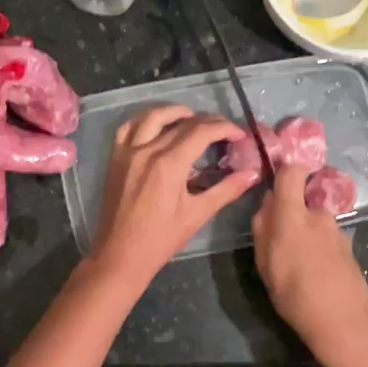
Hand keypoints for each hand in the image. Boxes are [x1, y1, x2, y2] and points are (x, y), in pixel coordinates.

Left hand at [90, 105, 256, 281]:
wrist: (120, 254)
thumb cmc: (161, 239)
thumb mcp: (197, 214)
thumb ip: (226, 190)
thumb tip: (252, 174)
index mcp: (169, 164)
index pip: (202, 132)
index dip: (224, 128)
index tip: (239, 134)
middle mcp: (147, 150)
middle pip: (182, 122)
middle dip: (207, 121)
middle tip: (223, 129)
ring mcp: (127, 152)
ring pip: (152, 116)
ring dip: (175, 112)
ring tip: (192, 118)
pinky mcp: (115, 158)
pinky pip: (128, 127)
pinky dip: (145, 119)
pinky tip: (157, 125)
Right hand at [252, 163, 367, 339]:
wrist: (342, 319)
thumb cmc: (294, 292)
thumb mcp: (264, 262)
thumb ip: (263, 228)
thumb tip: (267, 203)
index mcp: (293, 213)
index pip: (293, 171)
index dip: (286, 170)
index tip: (277, 182)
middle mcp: (318, 215)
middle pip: (302, 202)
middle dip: (290, 215)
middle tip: (279, 243)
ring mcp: (337, 231)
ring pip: (314, 223)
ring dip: (304, 235)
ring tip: (297, 266)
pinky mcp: (348, 248)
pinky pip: (326, 240)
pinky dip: (318, 250)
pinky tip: (314, 275)